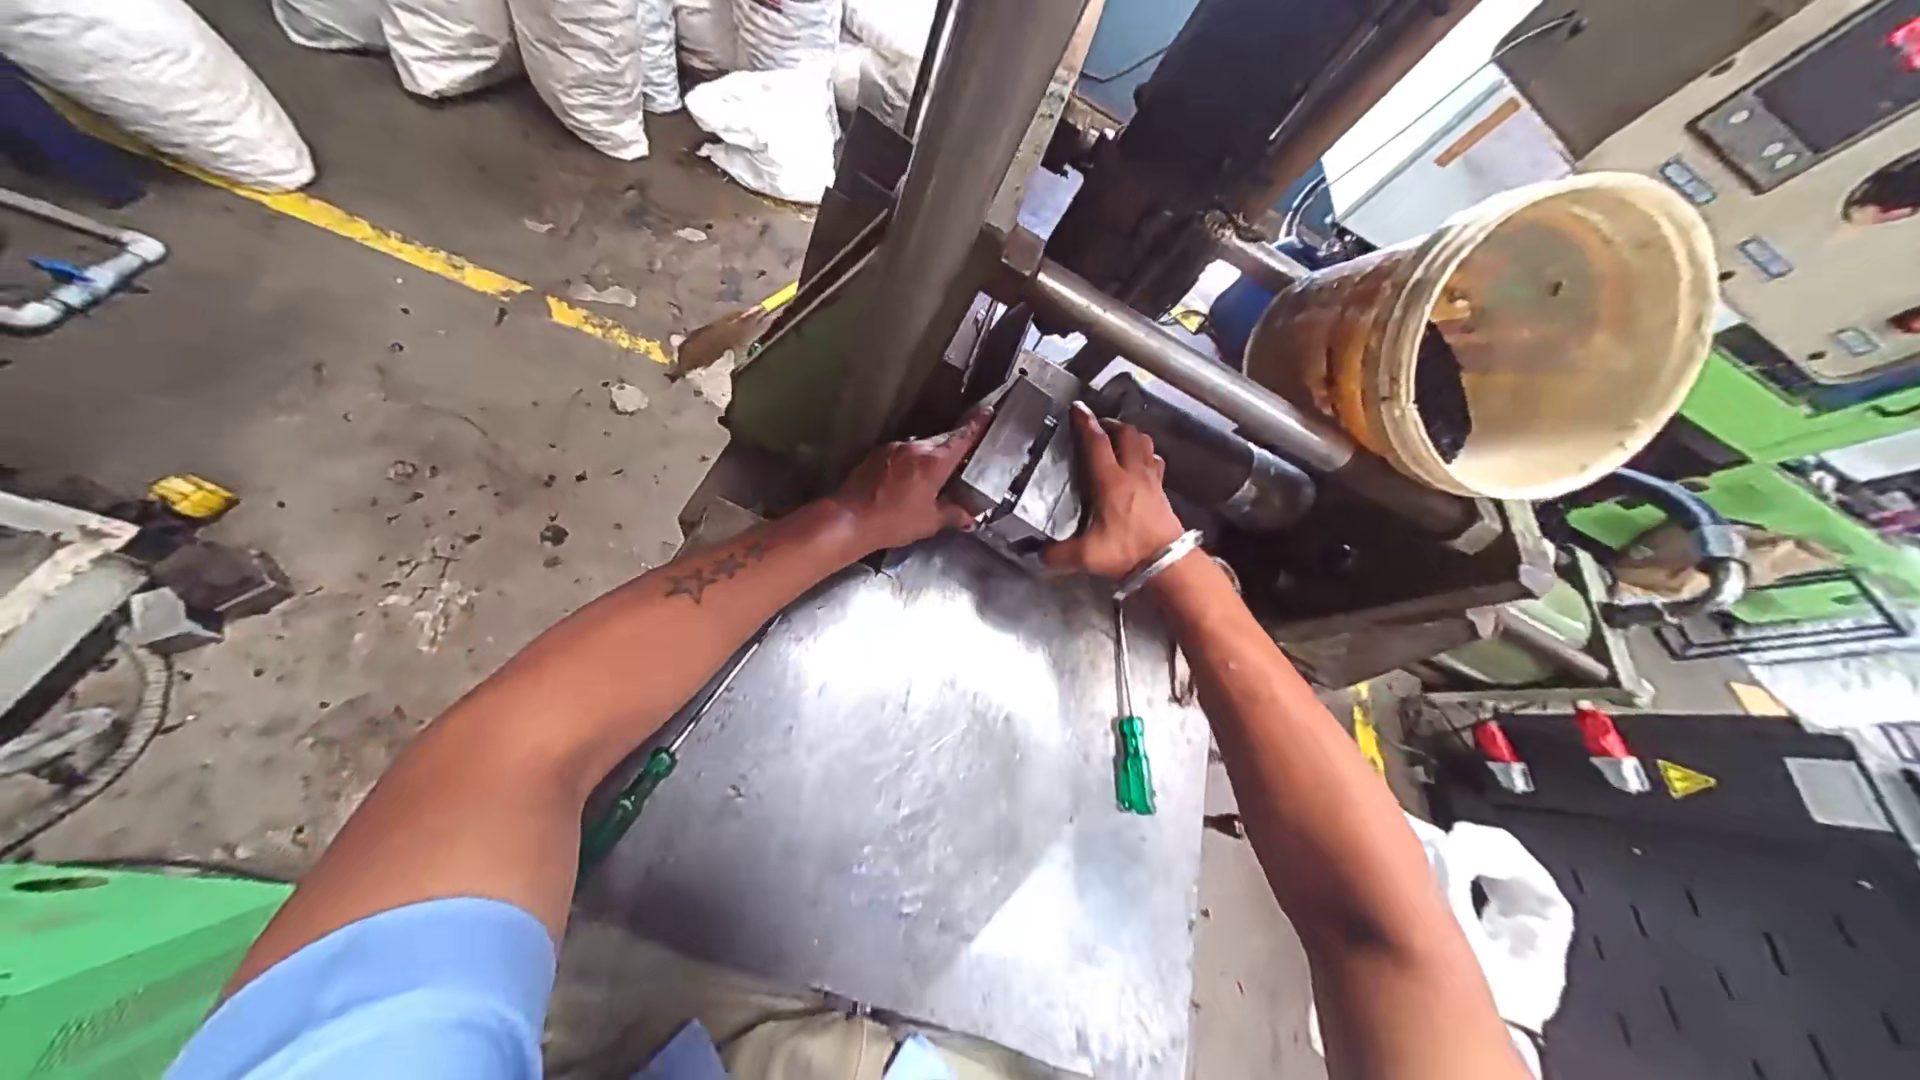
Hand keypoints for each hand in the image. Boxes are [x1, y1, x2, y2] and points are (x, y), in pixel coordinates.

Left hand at [831, 408, 992, 551]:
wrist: (849, 520)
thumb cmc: (892, 521)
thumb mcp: (930, 522)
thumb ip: (953, 515)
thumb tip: (970, 517)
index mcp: (933, 462)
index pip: (962, 437)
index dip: (976, 425)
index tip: (986, 413)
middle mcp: (914, 448)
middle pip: (942, 440)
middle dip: (955, 446)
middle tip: (966, 455)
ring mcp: (893, 449)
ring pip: (921, 447)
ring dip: (931, 456)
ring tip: (936, 475)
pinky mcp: (877, 455)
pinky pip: (902, 454)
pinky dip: (911, 462)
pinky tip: (910, 479)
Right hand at [1045, 402, 1185, 577]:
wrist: (1166, 563)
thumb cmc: (1127, 552)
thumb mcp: (1086, 556)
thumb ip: (1059, 554)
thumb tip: (1041, 554)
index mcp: (1110, 482)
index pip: (1097, 443)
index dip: (1085, 423)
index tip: (1078, 408)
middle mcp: (1132, 473)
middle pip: (1126, 433)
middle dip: (1111, 424)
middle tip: (1097, 426)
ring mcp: (1151, 480)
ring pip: (1145, 443)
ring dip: (1131, 435)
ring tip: (1117, 438)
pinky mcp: (1162, 490)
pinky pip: (1155, 461)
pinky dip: (1146, 454)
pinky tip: (1140, 462)